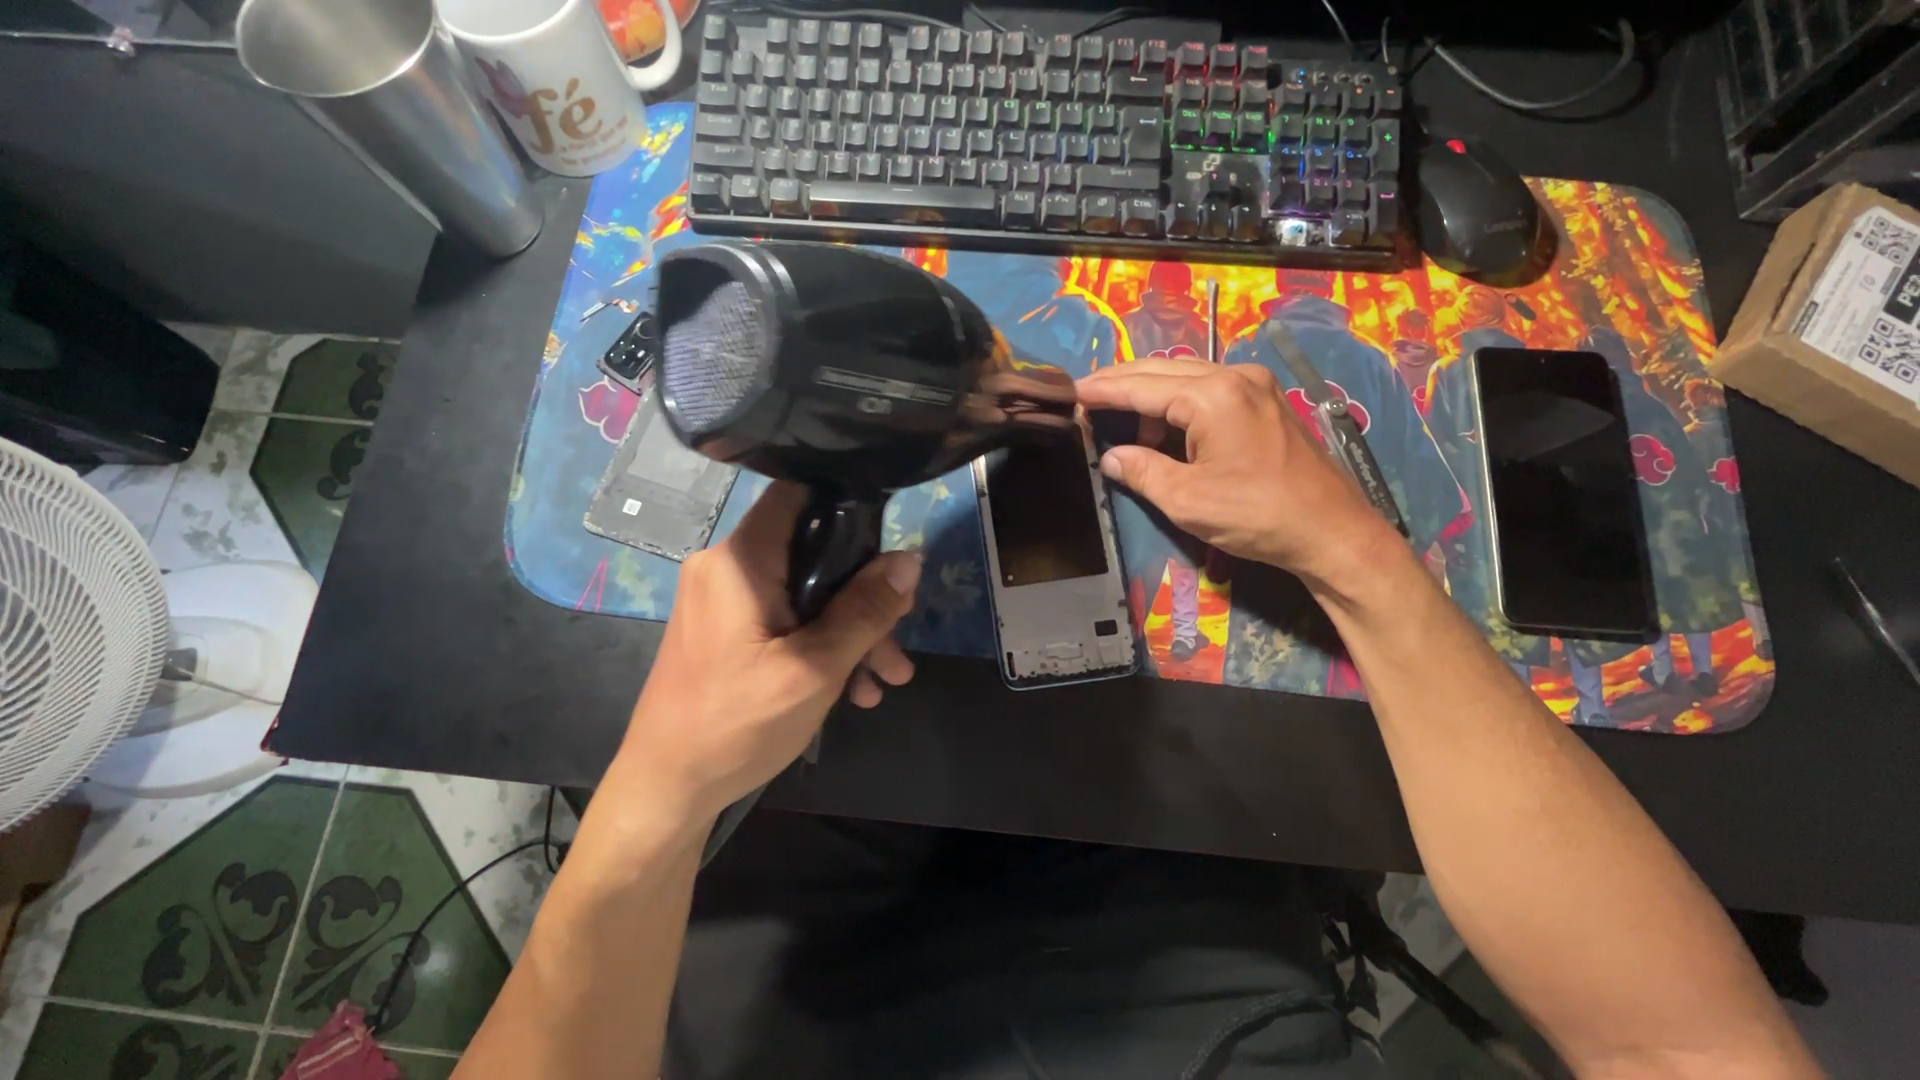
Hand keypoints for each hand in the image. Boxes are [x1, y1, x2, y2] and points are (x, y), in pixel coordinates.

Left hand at [617, 482, 920, 821]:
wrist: (668, 790)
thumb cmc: (737, 726)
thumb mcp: (815, 669)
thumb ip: (864, 610)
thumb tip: (910, 559)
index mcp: (739, 561)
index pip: (798, 494)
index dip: (850, 509)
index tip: (891, 548)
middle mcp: (726, 567)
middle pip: (811, 553)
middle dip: (864, 597)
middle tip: (899, 640)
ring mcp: (724, 600)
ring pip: (804, 593)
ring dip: (850, 631)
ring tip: (887, 681)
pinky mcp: (726, 630)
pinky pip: (784, 620)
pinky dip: (820, 645)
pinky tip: (854, 691)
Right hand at [1077, 355, 1402, 594]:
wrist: (1331, 531)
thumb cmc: (1256, 515)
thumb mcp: (1187, 500)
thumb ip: (1143, 471)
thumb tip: (1112, 457)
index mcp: (1212, 395)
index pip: (1141, 386)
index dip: (1103, 390)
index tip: (1071, 391)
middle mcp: (1235, 377)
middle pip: (1163, 369)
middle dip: (1123, 382)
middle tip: (1088, 396)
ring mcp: (1255, 386)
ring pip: (1188, 375)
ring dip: (1153, 394)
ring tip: (1125, 423)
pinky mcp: (1267, 402)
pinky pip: (1210, 388)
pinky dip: (1181, 402)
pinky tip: (1168, 429)